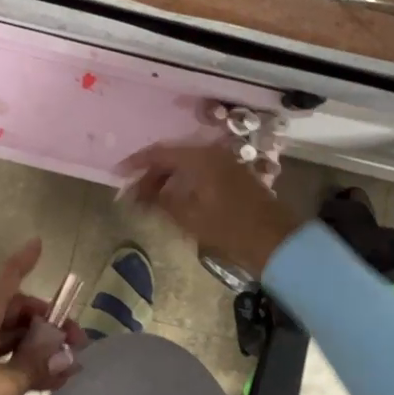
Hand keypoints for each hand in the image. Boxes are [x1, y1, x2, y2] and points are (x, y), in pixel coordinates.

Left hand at [0, 239, 84, 394]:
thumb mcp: (1, 388)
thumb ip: (35, 366)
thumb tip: (63, 355)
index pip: (5, 277)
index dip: (24, 260)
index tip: (40, 243)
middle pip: (12, 308)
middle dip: (46, 320)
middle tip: (75, 341)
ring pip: (5, 333)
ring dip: (34, 344)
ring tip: (64, 365)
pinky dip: (17, 360)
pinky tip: (40, 378)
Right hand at [118, 143, 305, 278]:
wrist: (275, 241)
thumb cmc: (230, 228)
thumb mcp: (189, 216)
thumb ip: (159, 200)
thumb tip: (135, 194)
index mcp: (200, 156)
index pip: (160, 152)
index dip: (136, 163)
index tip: (117, 174)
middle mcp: (212, 153)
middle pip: (173, 157)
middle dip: (151, 175)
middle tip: (132, 194)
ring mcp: (225, 163)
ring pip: (187, 166)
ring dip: (167, 180)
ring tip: (149, 200)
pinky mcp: (233, 176)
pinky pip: (200, 173)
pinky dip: (183, 183)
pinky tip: (173, 200)